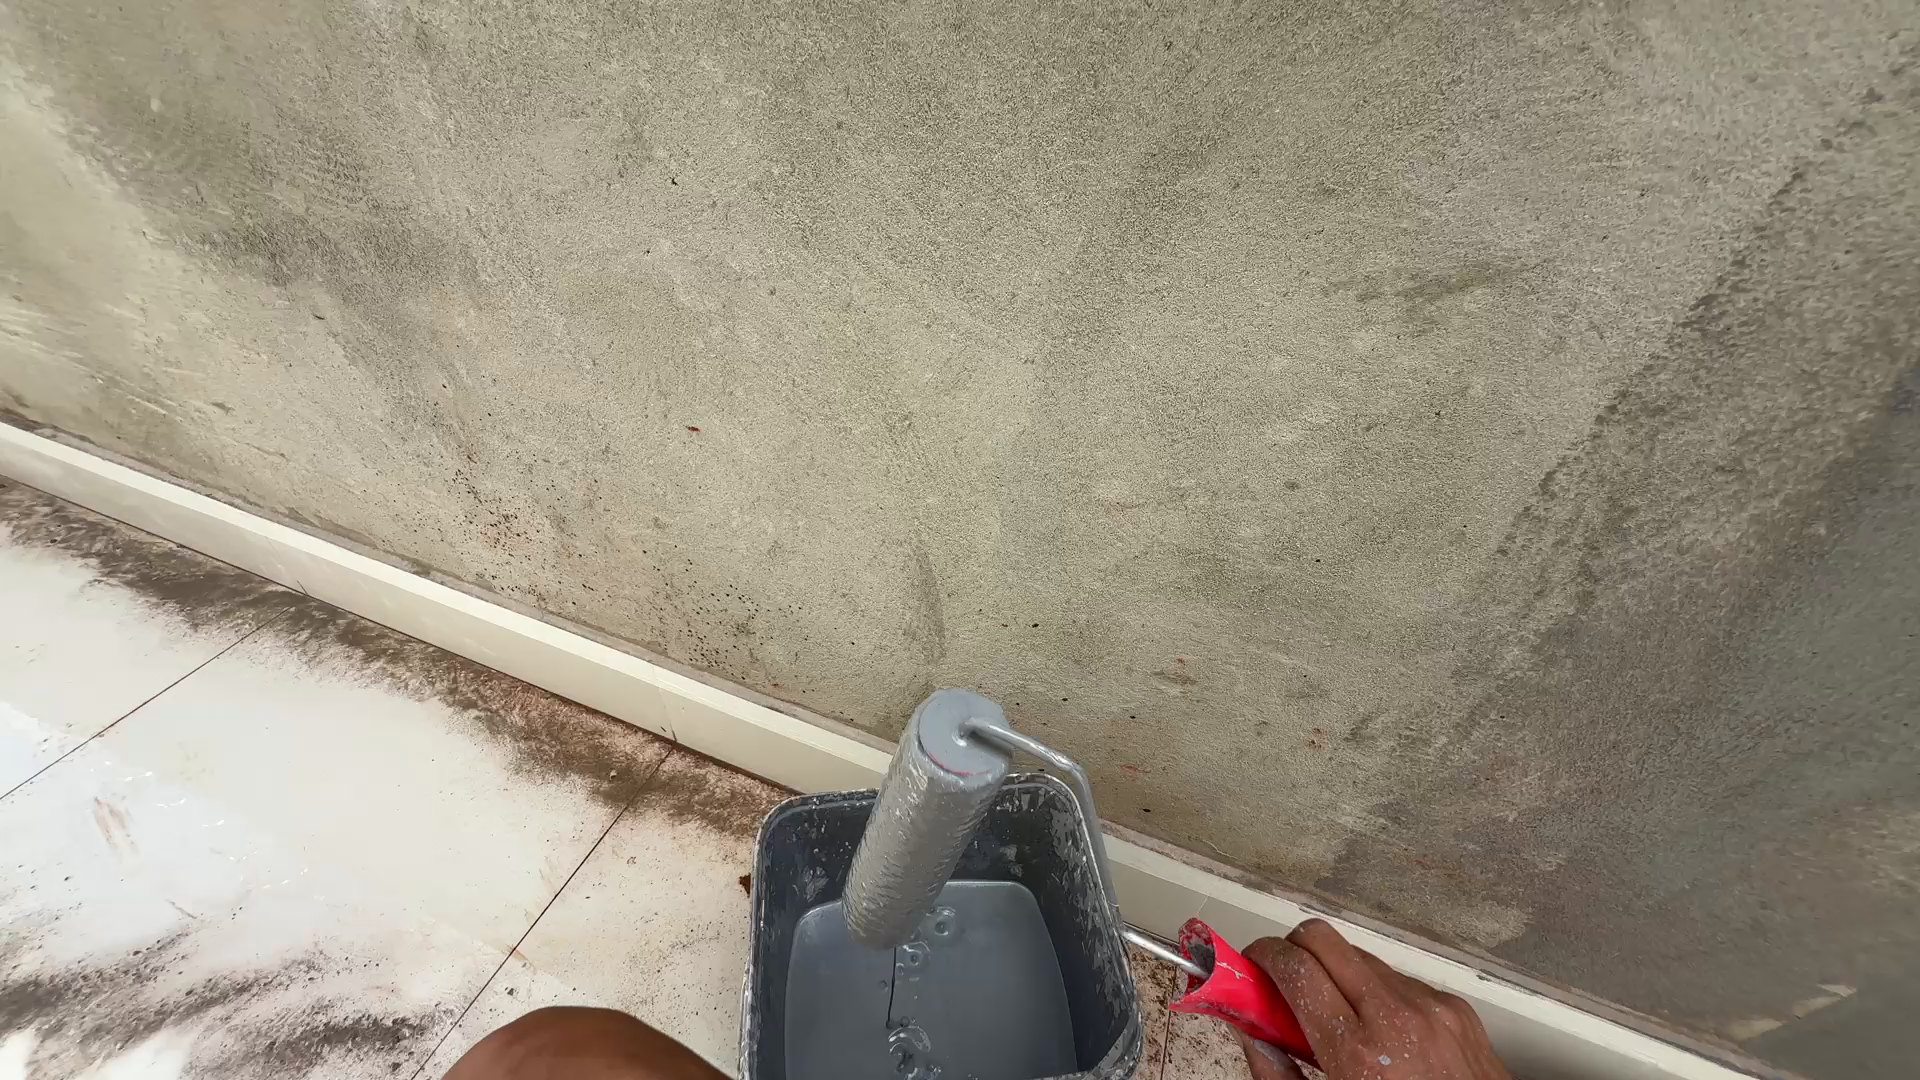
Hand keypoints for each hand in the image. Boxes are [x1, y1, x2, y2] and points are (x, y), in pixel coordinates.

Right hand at [1234, 919, 1510, 1079]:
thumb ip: (1277, 1076)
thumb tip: (1248, 1029)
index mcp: (1358, 1052)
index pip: (1291, 964)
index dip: (1260, 956)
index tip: (1249, 968)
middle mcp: (1396, 1016)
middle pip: (1320, 937)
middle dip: (1292, 950)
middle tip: (1283, 984)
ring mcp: (1433, 1007)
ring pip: (1357, 954)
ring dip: (1335, 972)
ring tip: (1339, 1018)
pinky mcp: (1459, 1009)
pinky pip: (1398, 978)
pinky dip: (1377, 994)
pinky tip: (1384, 1035)